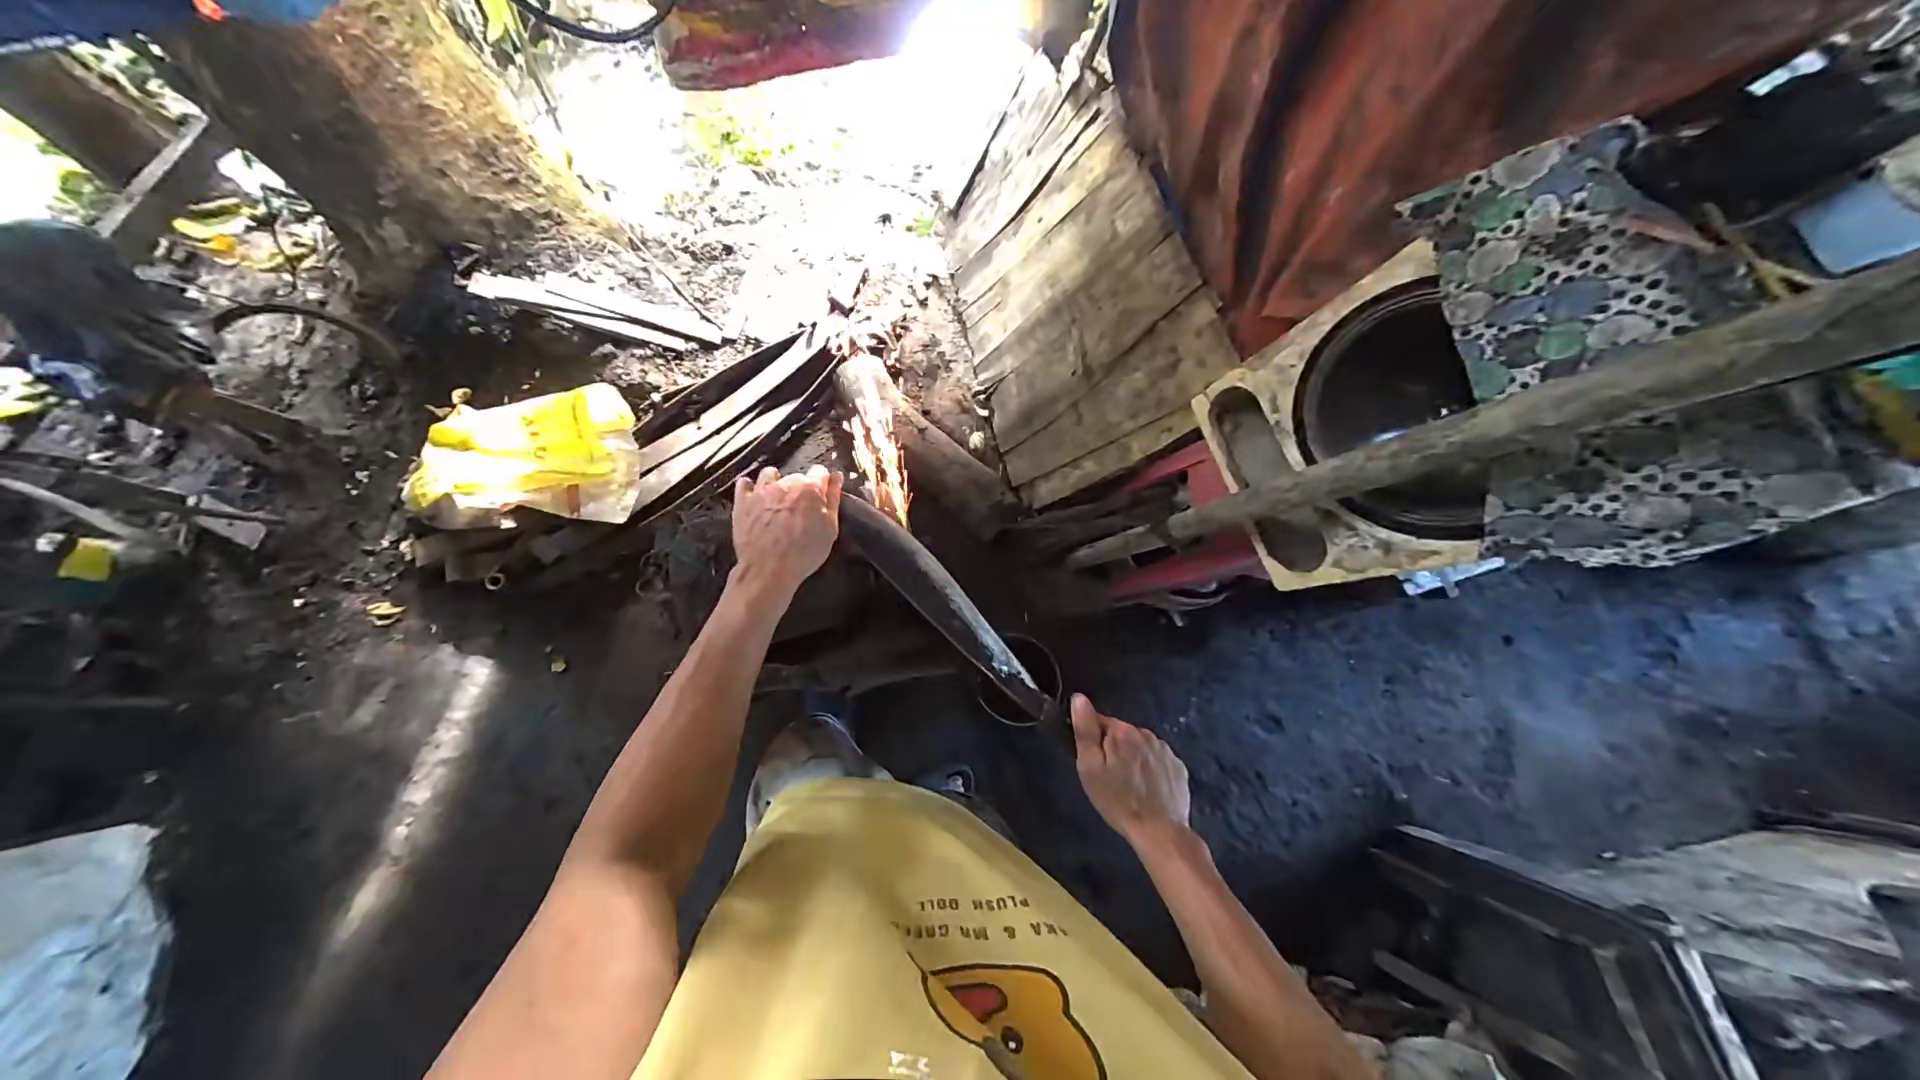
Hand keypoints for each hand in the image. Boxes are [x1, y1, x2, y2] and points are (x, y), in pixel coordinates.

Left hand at [731, 465, 842, 597]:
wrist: (769, 569)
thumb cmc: (805, 552)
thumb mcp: (830, 528)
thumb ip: (833, 499)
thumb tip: (836, 476)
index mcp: (810, 488)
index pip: (820, 471)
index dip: (822, 483)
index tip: (822, 495)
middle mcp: (786, 483)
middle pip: (796, 476)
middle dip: (801, 488)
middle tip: (801, 510)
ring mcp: (762, 491)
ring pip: (770, 474)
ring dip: (776, 482)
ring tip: (778, 500)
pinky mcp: (743, 501)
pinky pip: (744, 484)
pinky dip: (750, 487)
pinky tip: (756, 497)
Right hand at [1070, 693, 1190, 848]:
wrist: (1159, 831)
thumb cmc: (1117, 800)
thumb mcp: (1090, 767)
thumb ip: (1085, 730)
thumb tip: (1079, 698)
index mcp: (1123, 731)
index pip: (1100, 722)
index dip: (1092, 740)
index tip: (1092, 761)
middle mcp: (1147, 734)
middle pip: (1122, 735)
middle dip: (1114, 750)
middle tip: (1108, 778)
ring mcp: (1166, 751)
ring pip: (1141, 747)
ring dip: (1133, 759)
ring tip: (1128, 787)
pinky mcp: (1179, 768)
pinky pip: (1158, 761)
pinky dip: (1151, 770)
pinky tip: (1147, 790)